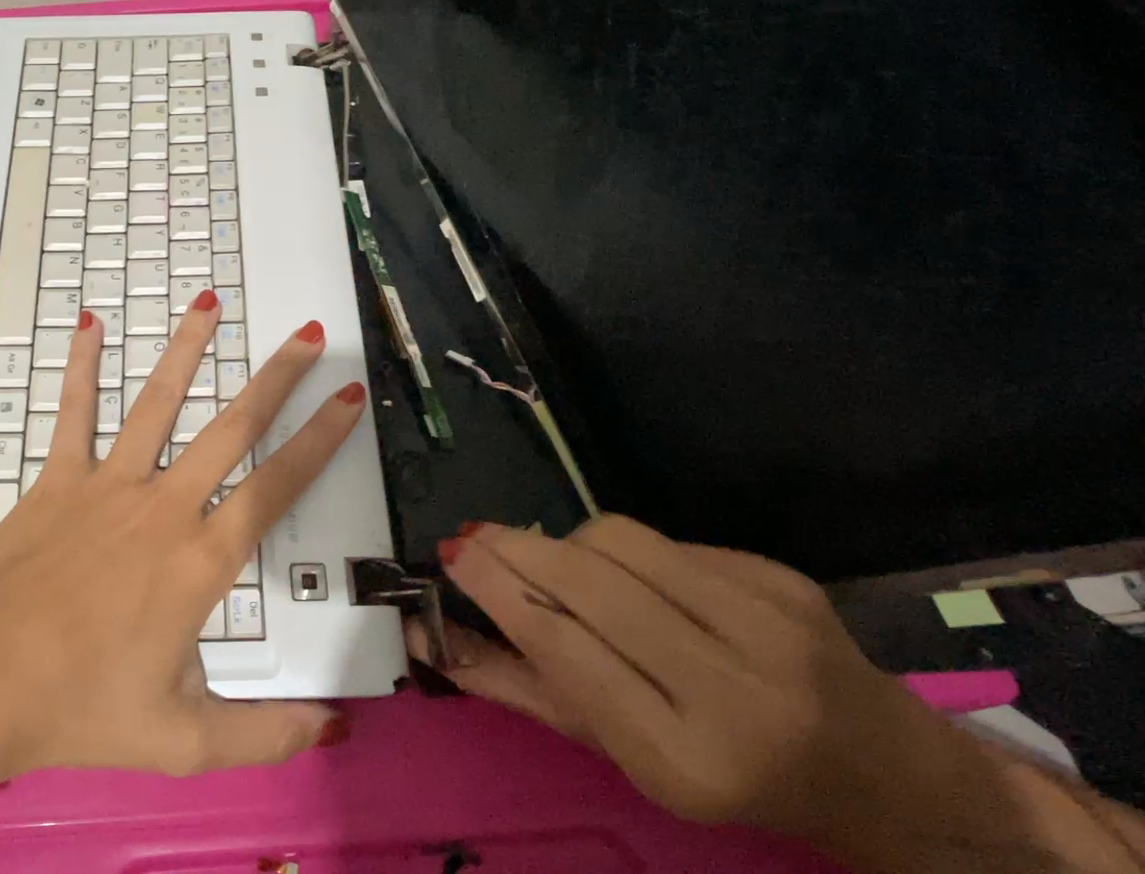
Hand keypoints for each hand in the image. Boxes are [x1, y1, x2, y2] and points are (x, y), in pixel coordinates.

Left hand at [0, 295, 369, 873]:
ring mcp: (106, 486)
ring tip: (207, 301)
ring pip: (157, 402)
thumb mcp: (182, 740)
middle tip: (309, 333)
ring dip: (187, 349)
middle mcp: (163, 507)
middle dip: (277, 377)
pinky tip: (89, 323)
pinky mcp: (55, 482)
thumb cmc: (79, 709)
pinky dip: (82, 368)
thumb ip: (264, 737)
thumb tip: (332, 732)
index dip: (320, 439)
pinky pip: (74, 414)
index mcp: (201, 560)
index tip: (349, 396)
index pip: (277, 486)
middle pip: (233, 427)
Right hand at [415, 517, 996, 841]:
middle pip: (591, 584)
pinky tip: (630, 579)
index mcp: (684, 755)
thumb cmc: (731, 780)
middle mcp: (732, 686)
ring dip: (566, 544)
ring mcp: (766, 621)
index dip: (499, 592)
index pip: (566, 649)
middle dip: (516, 550)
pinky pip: (665, 540)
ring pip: (622, 542)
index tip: (453, 555)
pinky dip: (623, 552)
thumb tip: (435, 637)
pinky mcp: (780, 577)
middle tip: (471, 537)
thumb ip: (525, 691)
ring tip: (551, 566)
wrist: (884, 771)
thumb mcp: (623, 755)